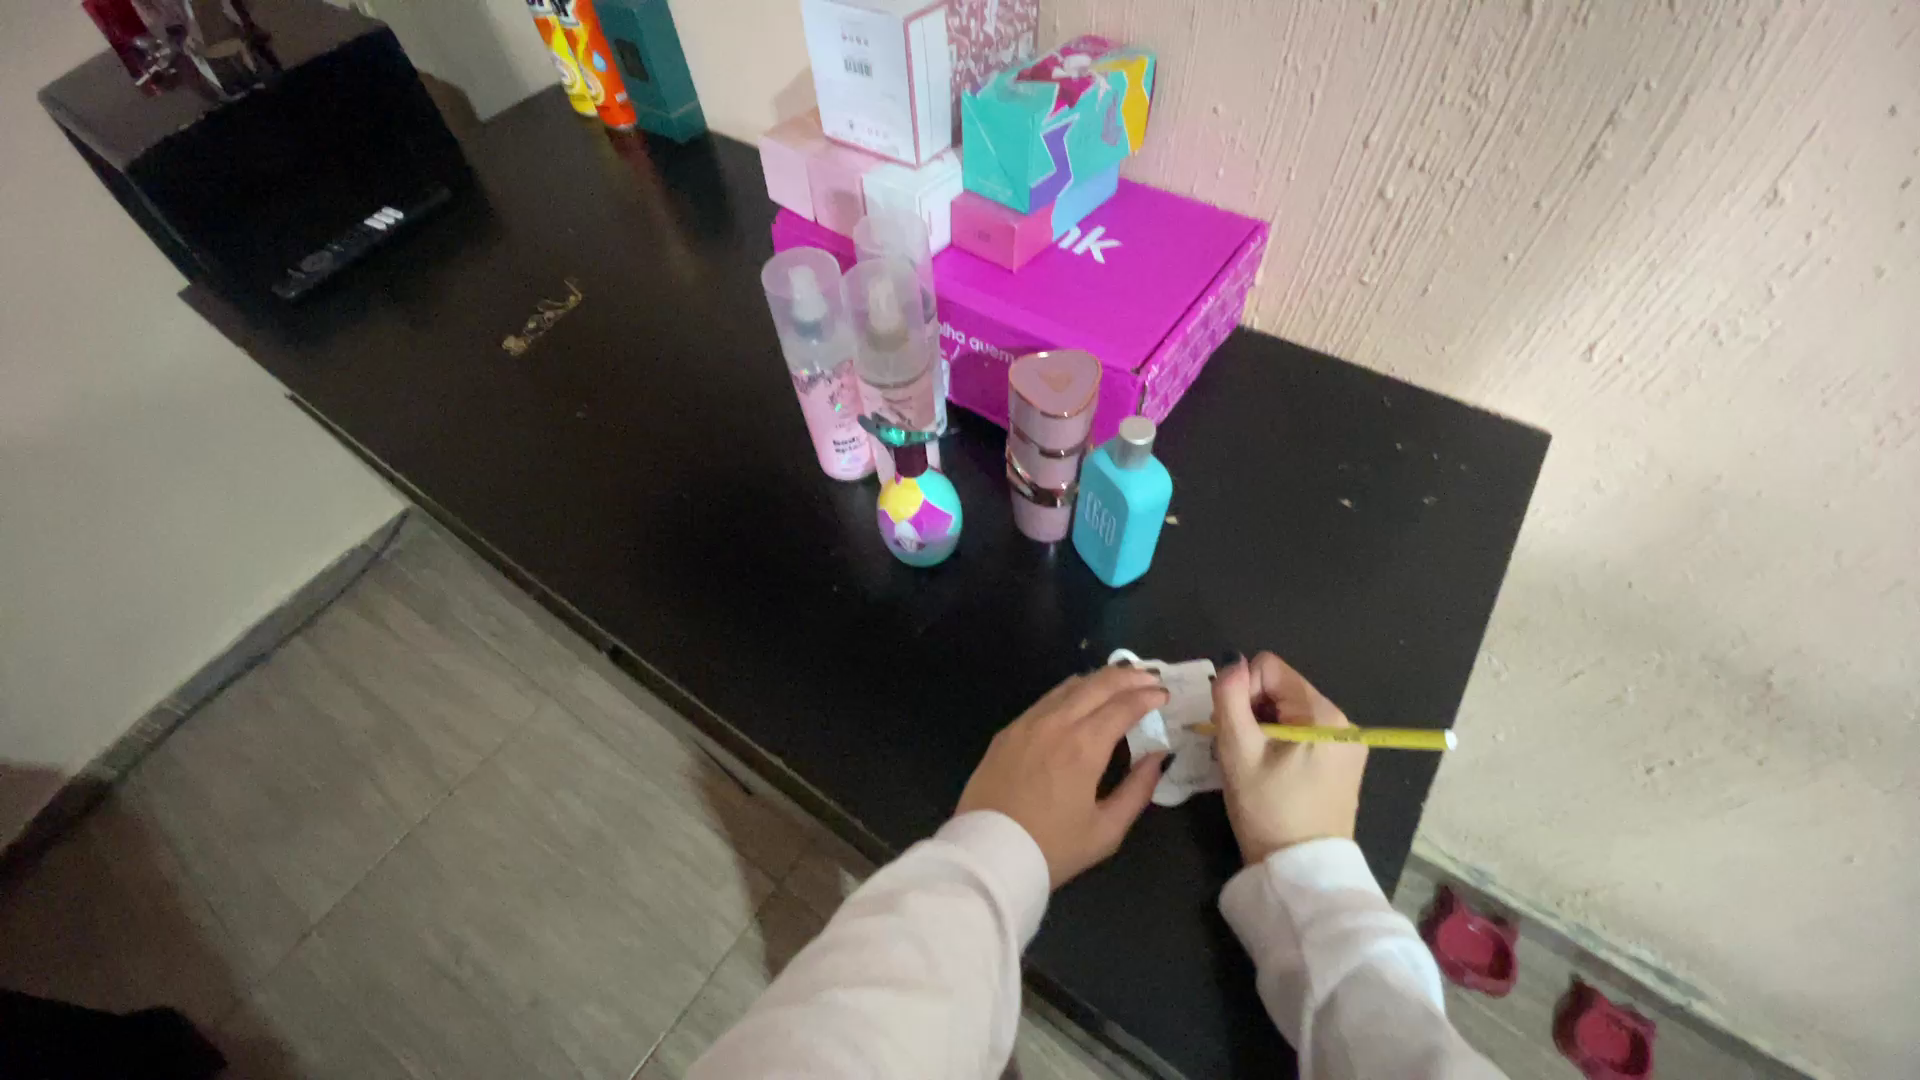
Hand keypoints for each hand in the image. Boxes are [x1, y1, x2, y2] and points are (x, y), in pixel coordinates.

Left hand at [956, 666, 1169, 888]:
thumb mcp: (1106, 830)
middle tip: (1148, 676)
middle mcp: (1056, 723)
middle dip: (1127, 676)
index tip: (1164, 693)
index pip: (1123, 706)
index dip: (1148, 696)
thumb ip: (1137, 790)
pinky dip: (1070, 691)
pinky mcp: (1008, 730)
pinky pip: (1045, 699)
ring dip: (1098, 679)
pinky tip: (1079, 697)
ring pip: (1068, 686)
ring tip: (1119, 680)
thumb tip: (1157, 757)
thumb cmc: (1052, 848)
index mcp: (1084, 746)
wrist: (987, 853)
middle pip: (1097, 684)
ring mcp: (1028, 723)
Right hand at [1213, 652, 1367, 865]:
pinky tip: (1268, 771)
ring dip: (1261, 728)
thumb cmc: (1268, 809)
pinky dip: (1277, 743)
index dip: (1242, 690)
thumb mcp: (1238, 750)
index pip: (1269, 668)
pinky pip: (1299, 732)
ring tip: (1252, 763)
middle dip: (1251, 710)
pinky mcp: (1340, 763)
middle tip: (1239, 749)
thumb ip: (1230, 697)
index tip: (1235, 728)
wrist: (1301, 873)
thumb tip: (1231, 659)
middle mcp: (1342, 721)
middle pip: (1279, 688)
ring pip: (1286, 710)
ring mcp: (1344, 743)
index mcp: (1323, 713)